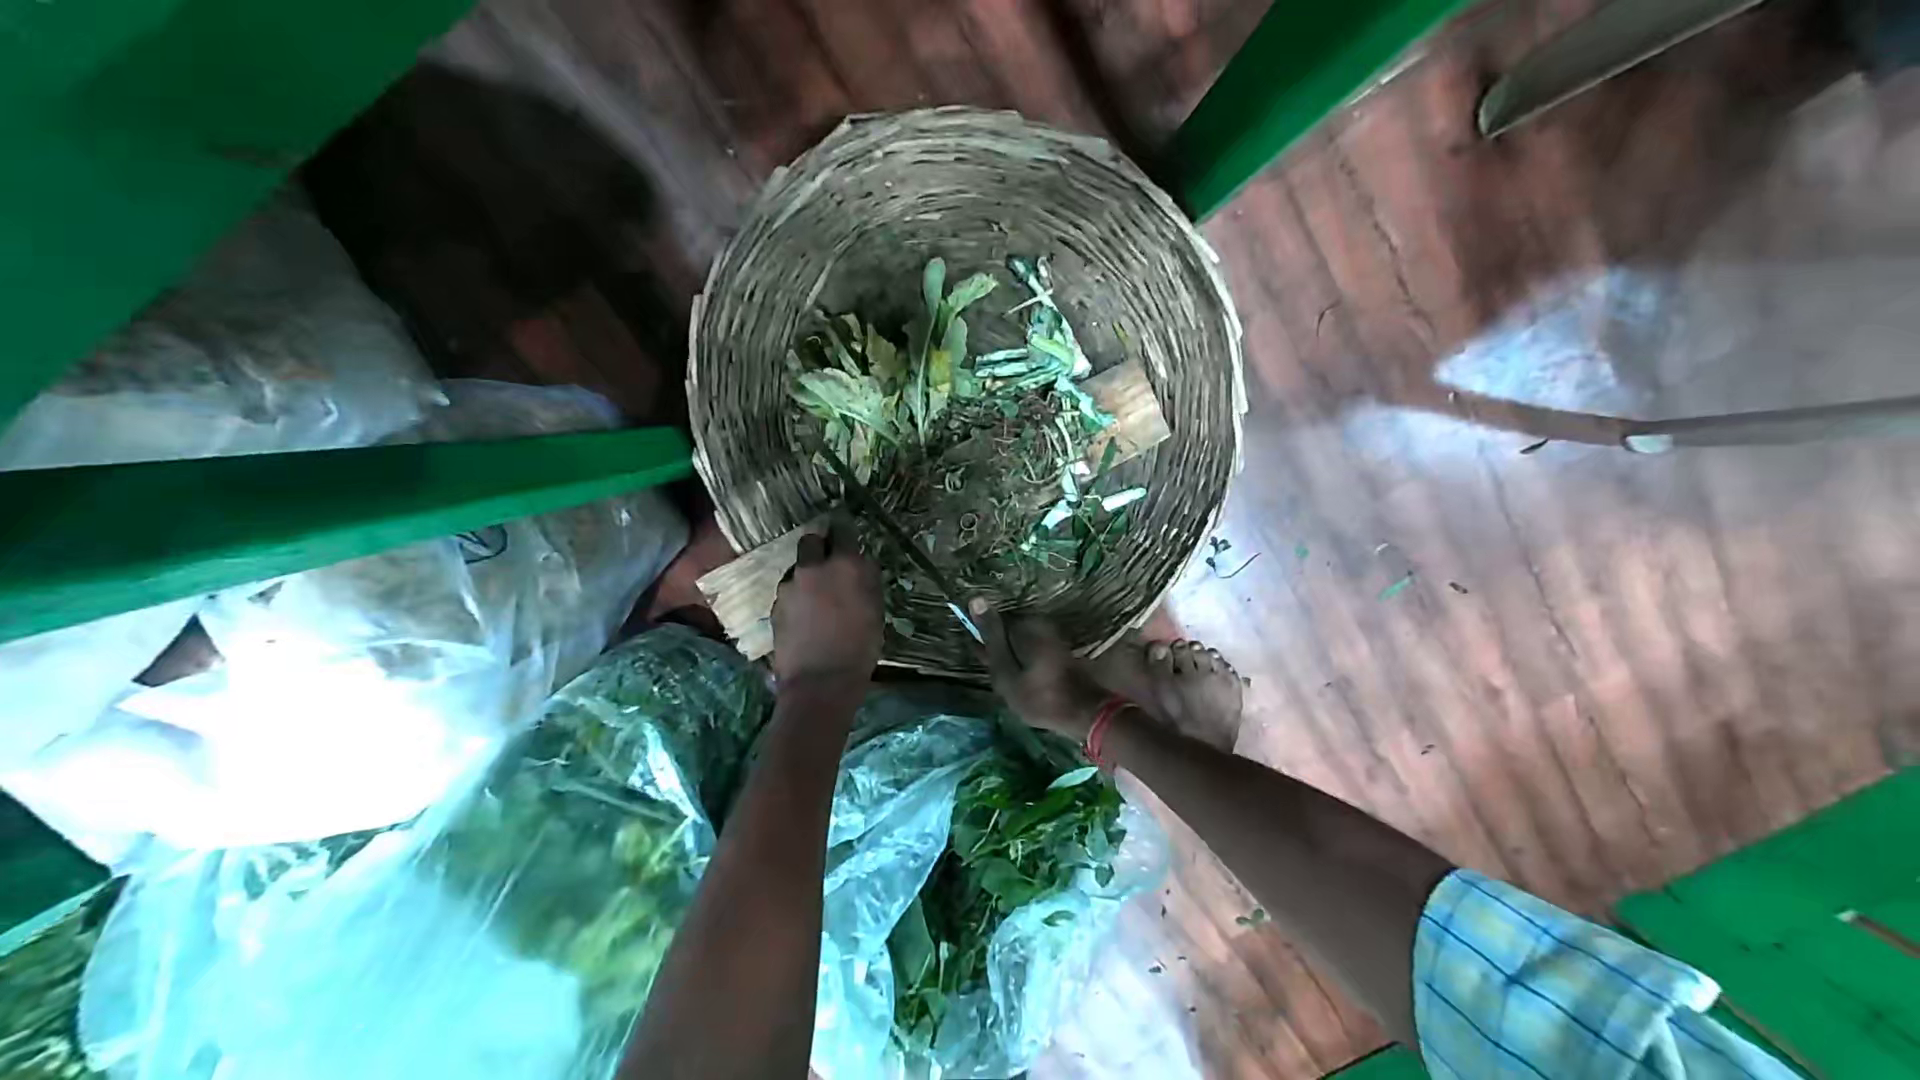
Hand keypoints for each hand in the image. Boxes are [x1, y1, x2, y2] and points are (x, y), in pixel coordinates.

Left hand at [772, 517, 882, 688]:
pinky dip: (796, 597)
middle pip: (812, 540)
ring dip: (807, 575)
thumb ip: (866, 580)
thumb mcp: (875, 609)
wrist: (821, 682)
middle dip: (819, 546)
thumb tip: (861, 566)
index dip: (844, 530)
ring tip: (816, 599)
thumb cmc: (861, 648)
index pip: (843, 529)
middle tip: (828, 564)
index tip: (846, 535)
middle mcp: (815, 567)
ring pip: (798, 567)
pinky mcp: (775, 604)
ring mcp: (791, 585)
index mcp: (846, 565)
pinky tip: (804, 617)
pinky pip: (789, 591)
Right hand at [972, 600, 1109, 740]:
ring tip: (1017, 687)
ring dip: (1012, 662)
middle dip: (1000, 654)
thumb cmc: (1041, 697)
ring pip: (1017, 645)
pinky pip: (1030, 651)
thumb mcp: (1005, 672)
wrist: (1085, 714)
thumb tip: (976, 599)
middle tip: (1004, 683)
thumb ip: (991, 637)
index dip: (985, 646)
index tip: (989, 667)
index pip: (992, 623)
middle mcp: (1039, 623)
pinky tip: (1028, 684)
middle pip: (1005, 634)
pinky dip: (1025, 665)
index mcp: (1026, 625)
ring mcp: (1050, 634)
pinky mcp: (1057, 647)